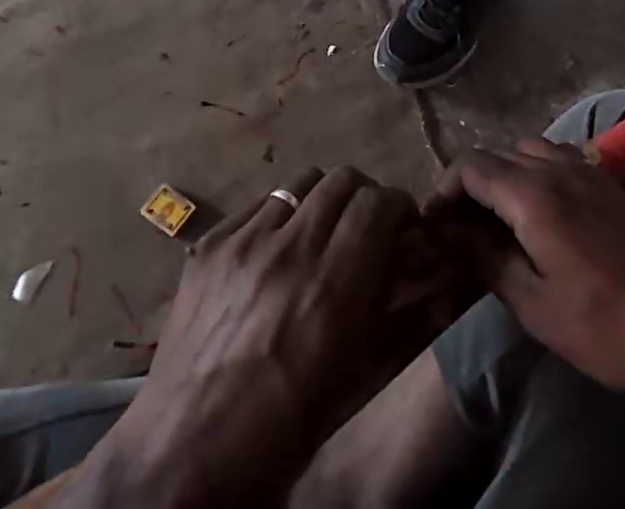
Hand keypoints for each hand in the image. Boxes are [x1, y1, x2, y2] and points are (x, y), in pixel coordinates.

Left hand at [67, 166, 434, 508]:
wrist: (191, 444)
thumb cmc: (288, 423)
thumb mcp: (362, 373)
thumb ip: (405, 311)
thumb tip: (434, 268)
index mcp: (334, 284)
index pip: (379, 202)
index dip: (398, 207)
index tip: (402, 226)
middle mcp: (289, 247)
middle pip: (341, 180)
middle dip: (364, 197)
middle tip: (365, 227)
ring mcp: (242, 239)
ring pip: (299, 183)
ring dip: (322, 200)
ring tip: (321, 234)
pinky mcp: (209, 242)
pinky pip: (257, 205)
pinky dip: (280, 216)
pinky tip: (276, 250)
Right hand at [431, 139, 624, 417]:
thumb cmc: (611, 329)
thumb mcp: (536, 307)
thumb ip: (485, 260)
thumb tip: (447, 234)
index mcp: (534, 197)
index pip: (470, 166)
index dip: (444, 189)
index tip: (436, 224)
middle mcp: (558, 170)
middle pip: (495, 154)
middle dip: (468, 183)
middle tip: (459, 226)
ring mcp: (590, 172)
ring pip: (527, 149)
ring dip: (503, 173)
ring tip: (497, 216)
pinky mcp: (612, 184)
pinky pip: (558, 158)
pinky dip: (534, 172)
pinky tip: (540, 211)